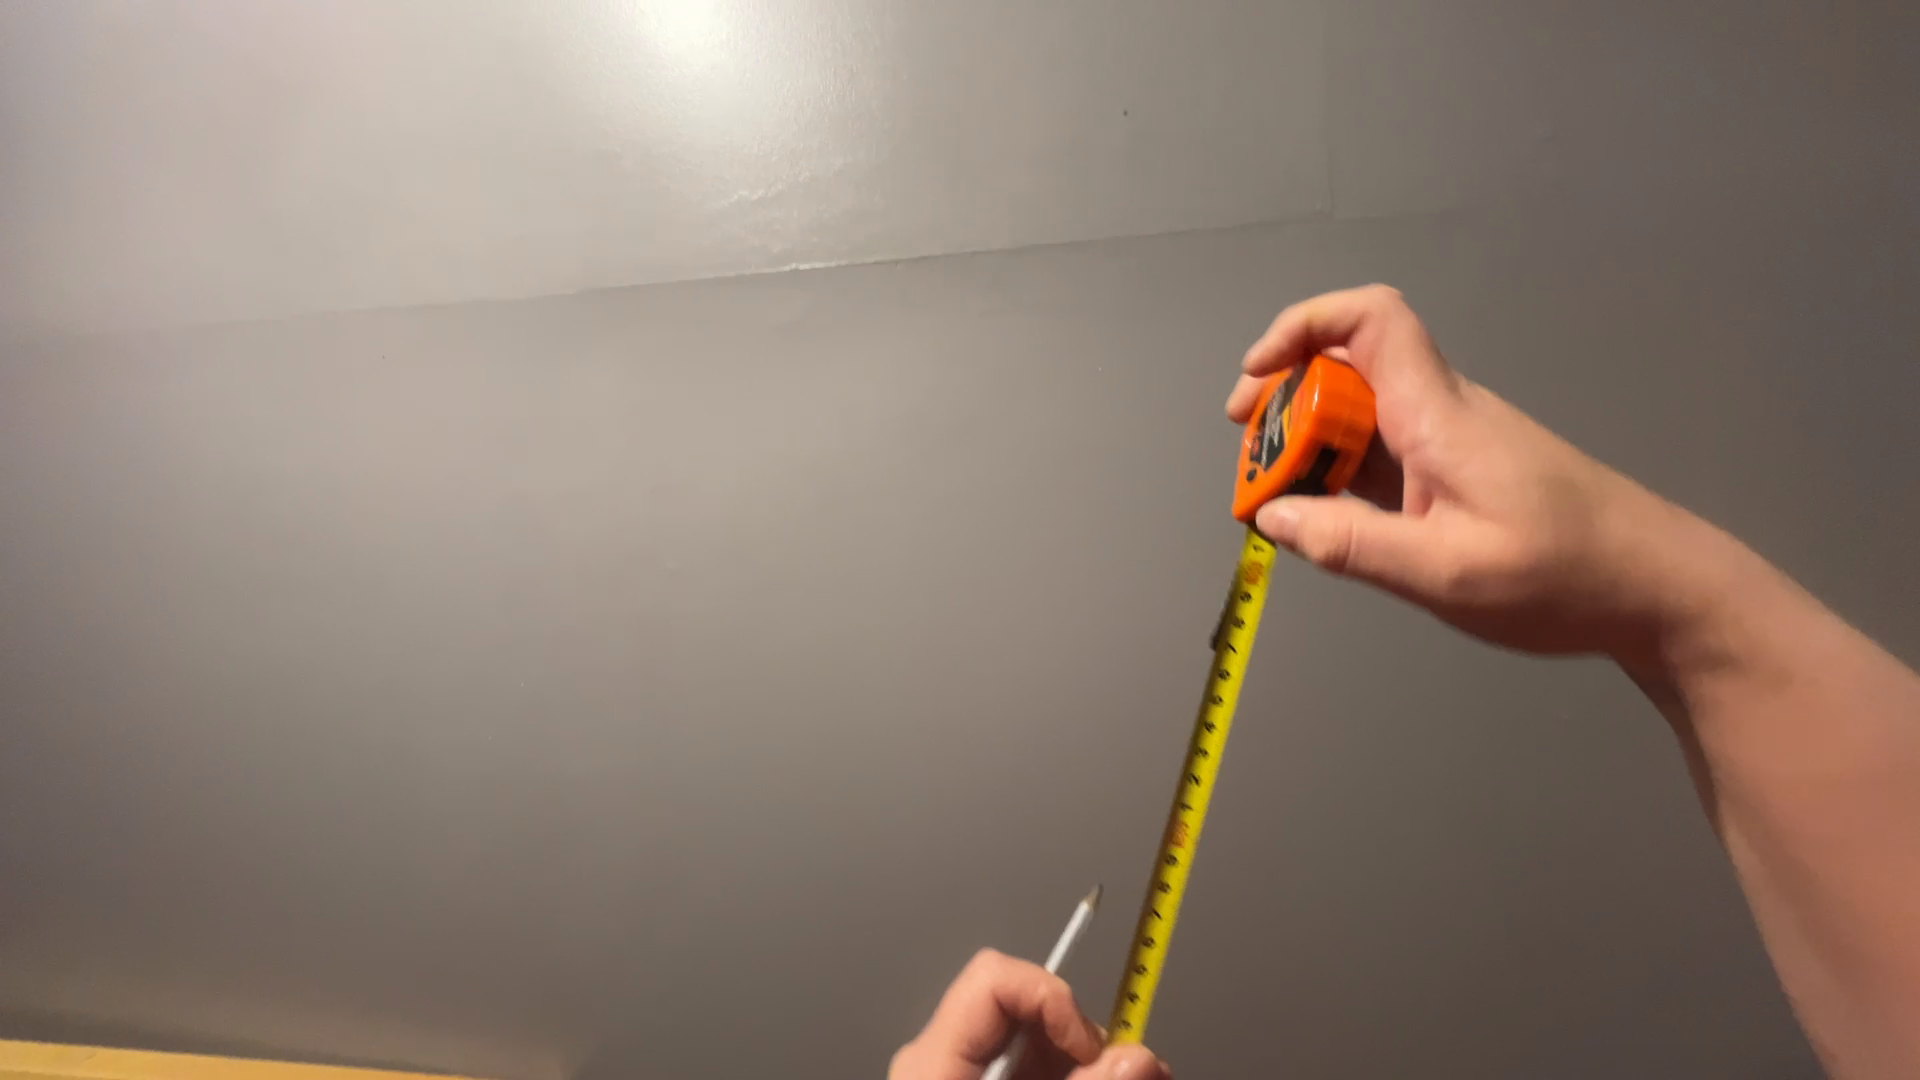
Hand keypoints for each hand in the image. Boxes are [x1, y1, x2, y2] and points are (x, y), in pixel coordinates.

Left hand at [889, 950, 1171, 1079]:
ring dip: (1088, 1060)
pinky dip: (1073, 1076)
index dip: (1051, 996)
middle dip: (1085, 1038)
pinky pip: (1034, 1066)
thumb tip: (1139, 1056)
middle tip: (1131, 1071)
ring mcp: (961, 1075)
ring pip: (1037, 1040)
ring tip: (1126, 1077)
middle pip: (1024, 1009)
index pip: (993, 977)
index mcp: (932, 1062)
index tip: (1094, 1042)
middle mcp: (943, 1060)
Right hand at [1227, 285, 1716, 659]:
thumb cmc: (1564, 576)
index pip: (1370, 321)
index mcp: (1437, 415)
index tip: (1255, 374)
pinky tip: (1314, 511)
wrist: (1660, 591)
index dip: (1302, 327)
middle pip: (1343, 367)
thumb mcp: (1445, 572)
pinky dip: (1328, 471)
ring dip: (1299, 441)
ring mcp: (1439, 443)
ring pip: (1351, 411)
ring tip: (1267, 492)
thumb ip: (1350, 544)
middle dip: (1281, 397)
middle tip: (1246, 451)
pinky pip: (1369, 452)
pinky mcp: (1442, 473)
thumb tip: (1269, 516)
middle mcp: (1435, 412)